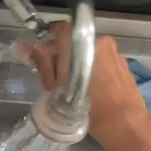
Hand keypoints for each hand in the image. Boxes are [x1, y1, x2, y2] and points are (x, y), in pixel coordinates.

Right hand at [27, 22, 150, 150]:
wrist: (123, 122)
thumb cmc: (85, 105)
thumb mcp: (54, 85)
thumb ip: (41, 62)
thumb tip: (27, 48)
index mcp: (79, 42)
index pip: (60, 28)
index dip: (49, 38)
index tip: (43, 52)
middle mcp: (98, 40)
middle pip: (75, 40)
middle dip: (63, 53)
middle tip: (55, 74)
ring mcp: (113, 50)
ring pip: (89, 49)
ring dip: (79, 60)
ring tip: (73, 82)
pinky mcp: (123, 62)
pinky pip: (102, 58)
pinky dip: (93, 67)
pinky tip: (90, 86)